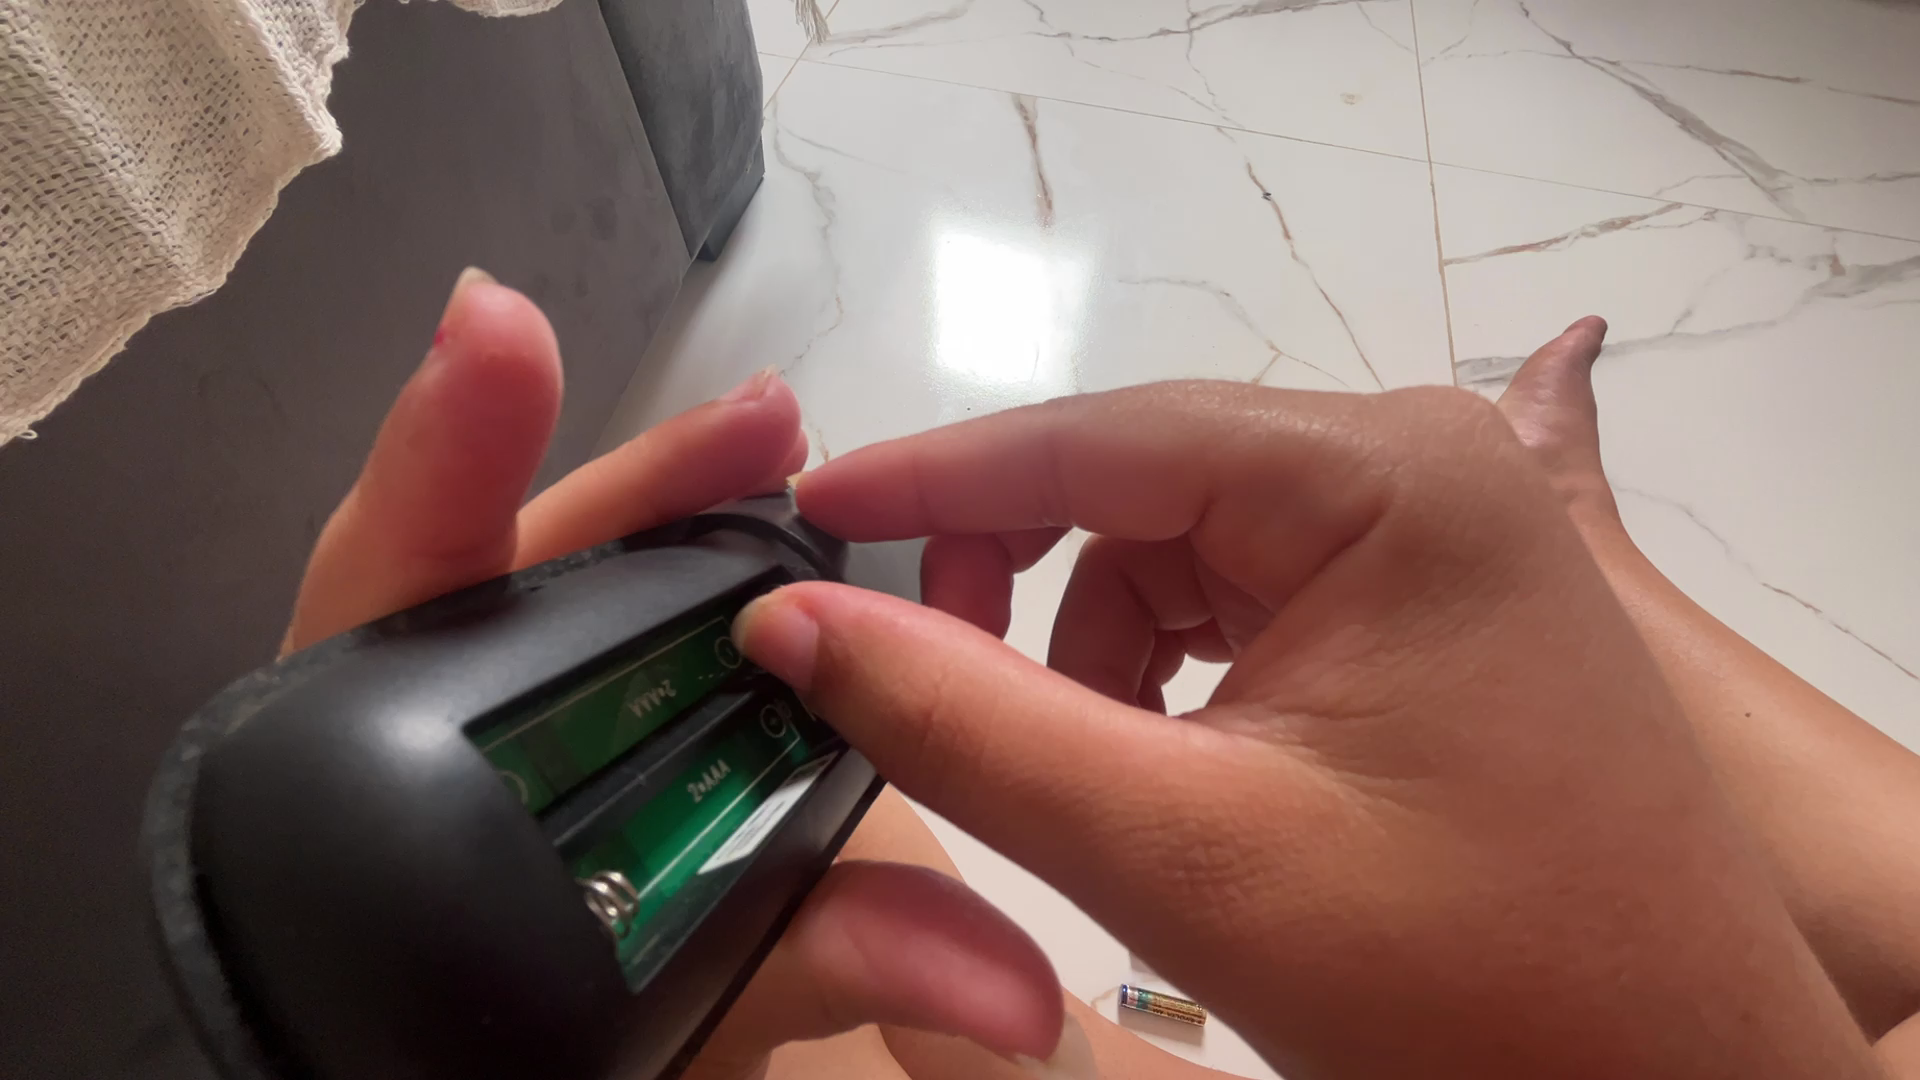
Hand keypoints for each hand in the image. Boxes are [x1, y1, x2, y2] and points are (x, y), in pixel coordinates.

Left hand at [283, 269, 1081, 1079]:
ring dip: (700, 491)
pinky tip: (805, 536)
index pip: (401, 587)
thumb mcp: (694, 1010)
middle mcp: (484, 706)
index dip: (444, 453)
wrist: (566, 1065)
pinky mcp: (629, 697)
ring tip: (789, 443)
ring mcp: (558, 691)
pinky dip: (733, 554)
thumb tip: (1016, 994)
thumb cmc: (572, 1049)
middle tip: (771, 426)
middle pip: (543, 547)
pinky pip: (674, 606)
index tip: (496, 332)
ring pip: (616, 559)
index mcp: (422, 779)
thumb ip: (821, 962)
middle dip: (656, 471)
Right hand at [734, 369, 1878, 1078]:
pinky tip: (1155, 744)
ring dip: (1077, 631)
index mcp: (1384, 476)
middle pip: (1129, 474)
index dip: (938, 473)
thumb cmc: (1463, 990)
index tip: (816, 502)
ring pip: (1154, 535)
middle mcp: (1400, 461)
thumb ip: (961, 720)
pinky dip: (1140, 656)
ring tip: (1082, 749)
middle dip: (1010, 559)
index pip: (1101, 435)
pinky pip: (1204, 584)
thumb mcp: (1174, 849)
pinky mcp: (1384, 584)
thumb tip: (791, 623)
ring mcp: (1397, 520)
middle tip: (927, 652)